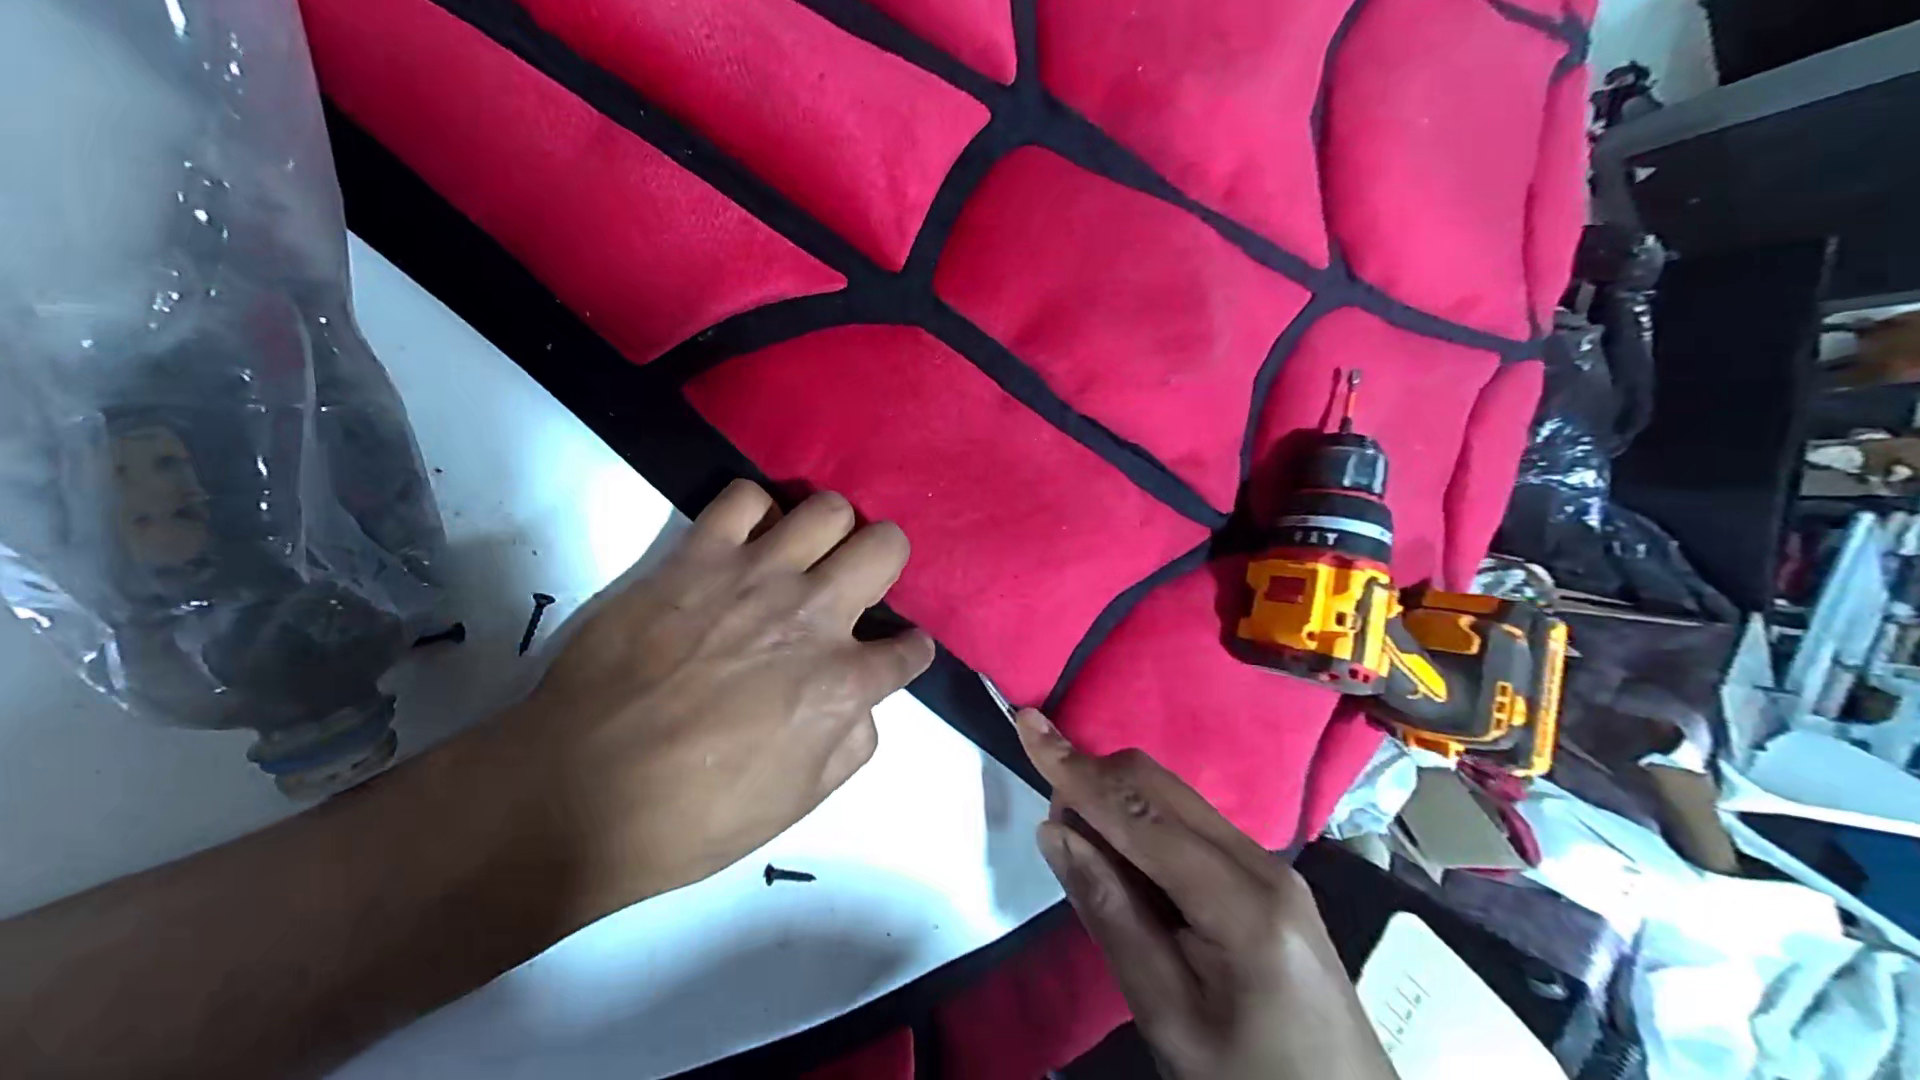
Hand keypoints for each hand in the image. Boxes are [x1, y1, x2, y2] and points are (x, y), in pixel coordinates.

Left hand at [499, 480, 935, 917]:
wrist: (577, 790)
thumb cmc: (694, 813)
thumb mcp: (799, 801)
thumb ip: (853, 743)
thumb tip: (861, 702)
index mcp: (841, 684)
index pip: (909, 649)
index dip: (909, 652)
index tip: (897, 655)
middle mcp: (811, 615)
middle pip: (887, 545)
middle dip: (887, 562)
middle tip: (859, 585)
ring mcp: (752, 577)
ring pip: (826, 508)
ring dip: (830, 532)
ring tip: (805, 558)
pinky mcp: (694, 557)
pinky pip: (744, 498)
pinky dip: (758, 514)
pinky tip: (747, 544)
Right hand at [1015, 710, 1394, 1079]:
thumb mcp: (1168, 1018)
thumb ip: (1110, 917)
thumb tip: (1055, 832)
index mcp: (1242, 904)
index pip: (1139, 816)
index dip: (1075, 769)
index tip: (1027, 723)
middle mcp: (1261, 863)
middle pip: (1158, 786)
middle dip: (1093, 783)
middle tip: (1057, 833)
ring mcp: (1270, 865)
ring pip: (1172, 798)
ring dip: (1116, 805)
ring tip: (1091, 861)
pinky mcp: (1267, 876)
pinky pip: (1189, 823)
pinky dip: (1143, 827)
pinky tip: (1132, 874)